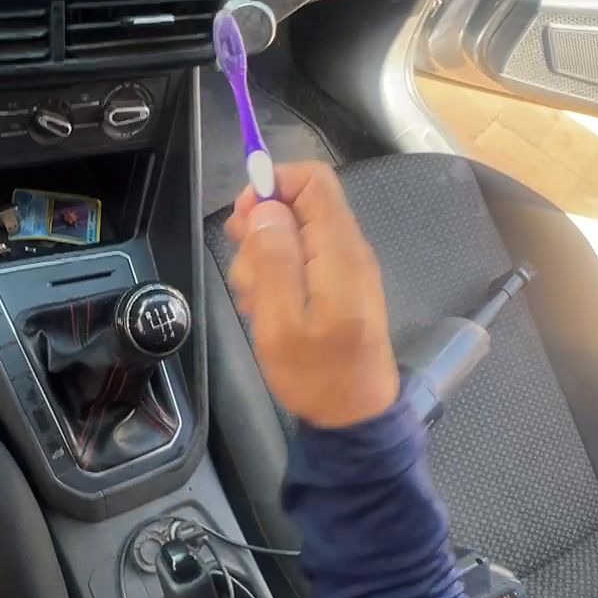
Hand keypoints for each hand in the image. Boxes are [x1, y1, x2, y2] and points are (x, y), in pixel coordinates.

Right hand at [224, 161, 399, 428]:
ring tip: (254, 298)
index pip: (312, 180)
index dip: (272, 186)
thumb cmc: (316, 374)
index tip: (243, 221)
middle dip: (261, 226)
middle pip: (300, 203)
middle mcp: (347, 249)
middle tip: (243, 268)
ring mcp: (344, 268)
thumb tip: (265, 209)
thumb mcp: (281, 322)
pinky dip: (276, 273)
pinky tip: (266, 306)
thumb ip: (274, 260)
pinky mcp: (338, 286)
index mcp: (338, 251)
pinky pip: (302, 258)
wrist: (354, 417)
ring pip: (295, 232)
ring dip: (263, 255)